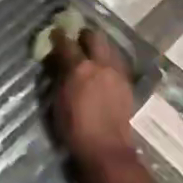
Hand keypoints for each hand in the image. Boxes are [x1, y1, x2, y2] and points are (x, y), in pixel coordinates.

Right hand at [48, 26, 139, 179]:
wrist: (106, 149)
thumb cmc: (74, 127)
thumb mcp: (58, 100)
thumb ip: (59, 75)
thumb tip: (57, 60)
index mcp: (79, 67)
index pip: (67, 42)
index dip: (59, 36)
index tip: (55, 32)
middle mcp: (100, 64)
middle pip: (95, 37)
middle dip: (85, 34)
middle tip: (77, 38)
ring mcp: (117, 73)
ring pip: (109, 48)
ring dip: (100, 46)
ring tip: (92, 52)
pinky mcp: (127, 84)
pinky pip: (117, 63)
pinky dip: (109, 60)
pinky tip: (104, 68)